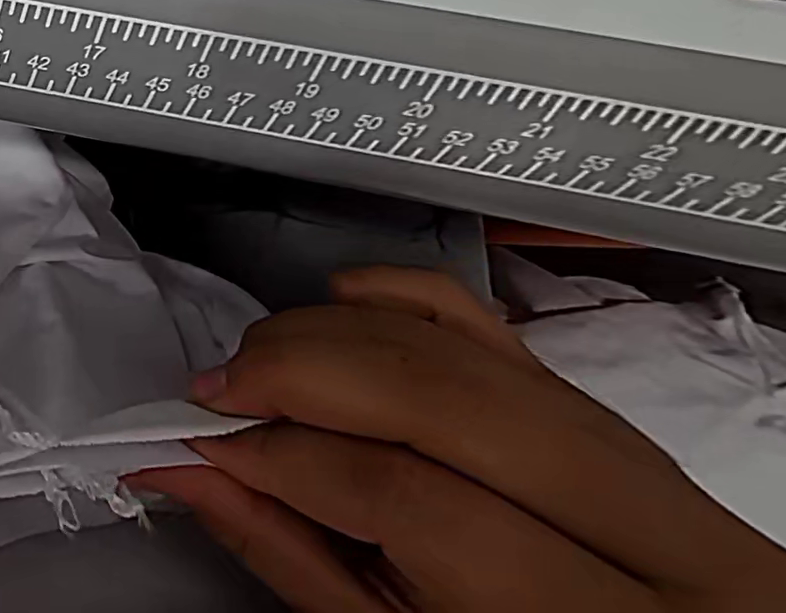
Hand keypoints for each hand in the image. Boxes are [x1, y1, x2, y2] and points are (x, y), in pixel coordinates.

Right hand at [125, 267, 783, 611]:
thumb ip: (278, 544)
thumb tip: (179, 464)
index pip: (408, 494)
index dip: (279, 455)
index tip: (201, 442)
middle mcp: (656, 527)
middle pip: (431, 394)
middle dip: (292, 373)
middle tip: (217, 391)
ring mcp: (626, 443)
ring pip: (443, 339)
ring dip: (316, 333)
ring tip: (254, 367)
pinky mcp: (578, 389)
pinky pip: (477, 311)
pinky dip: (387, 290)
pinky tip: (332, 302)